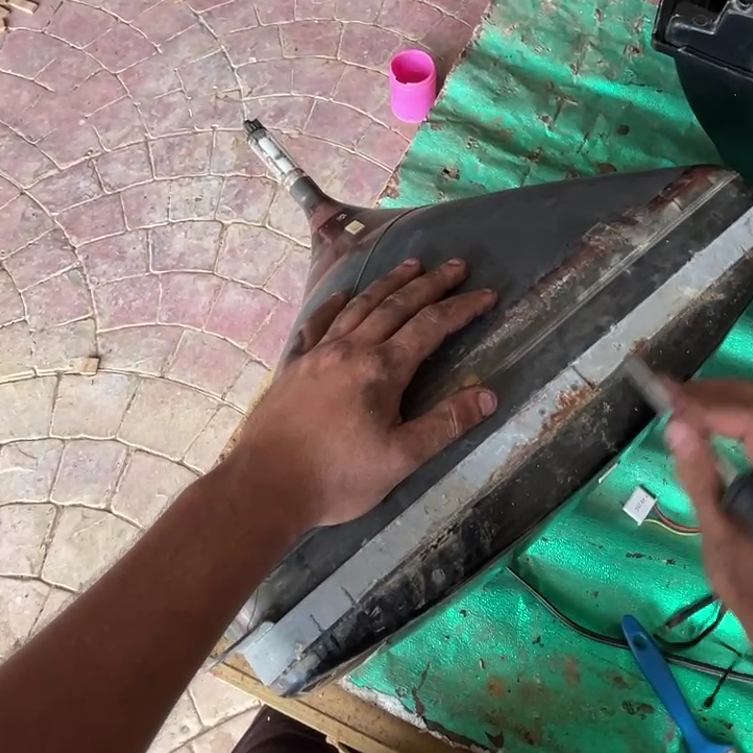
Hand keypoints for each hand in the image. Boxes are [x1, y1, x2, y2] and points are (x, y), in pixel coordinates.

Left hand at [220, 258, 498, 528]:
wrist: (263, 487)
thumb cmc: (337, 478)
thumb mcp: (401, 459)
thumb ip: (445, 424)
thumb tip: (489, 396)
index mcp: (381, 369)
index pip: (431, 327)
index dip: (462, 308)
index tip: (487, 294)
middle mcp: (351, 350)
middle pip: (397, 305)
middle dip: (430, 283)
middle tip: (456, 265)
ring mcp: (318, 354)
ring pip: (360, 307)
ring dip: (389, 283)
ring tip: (411, 265)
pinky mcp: (294, 367)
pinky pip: (316, 325)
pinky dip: (333, 306)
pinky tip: (342, 295)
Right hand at [665, 380, 752, 663]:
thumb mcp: (718, 537)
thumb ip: (700, 476)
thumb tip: (678, 425)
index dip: (711, 404)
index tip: (668, 400)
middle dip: (723, 392)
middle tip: (677, 394)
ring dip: (735, 400)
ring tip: (690, 404)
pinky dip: (746, 417)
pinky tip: (717, 424)